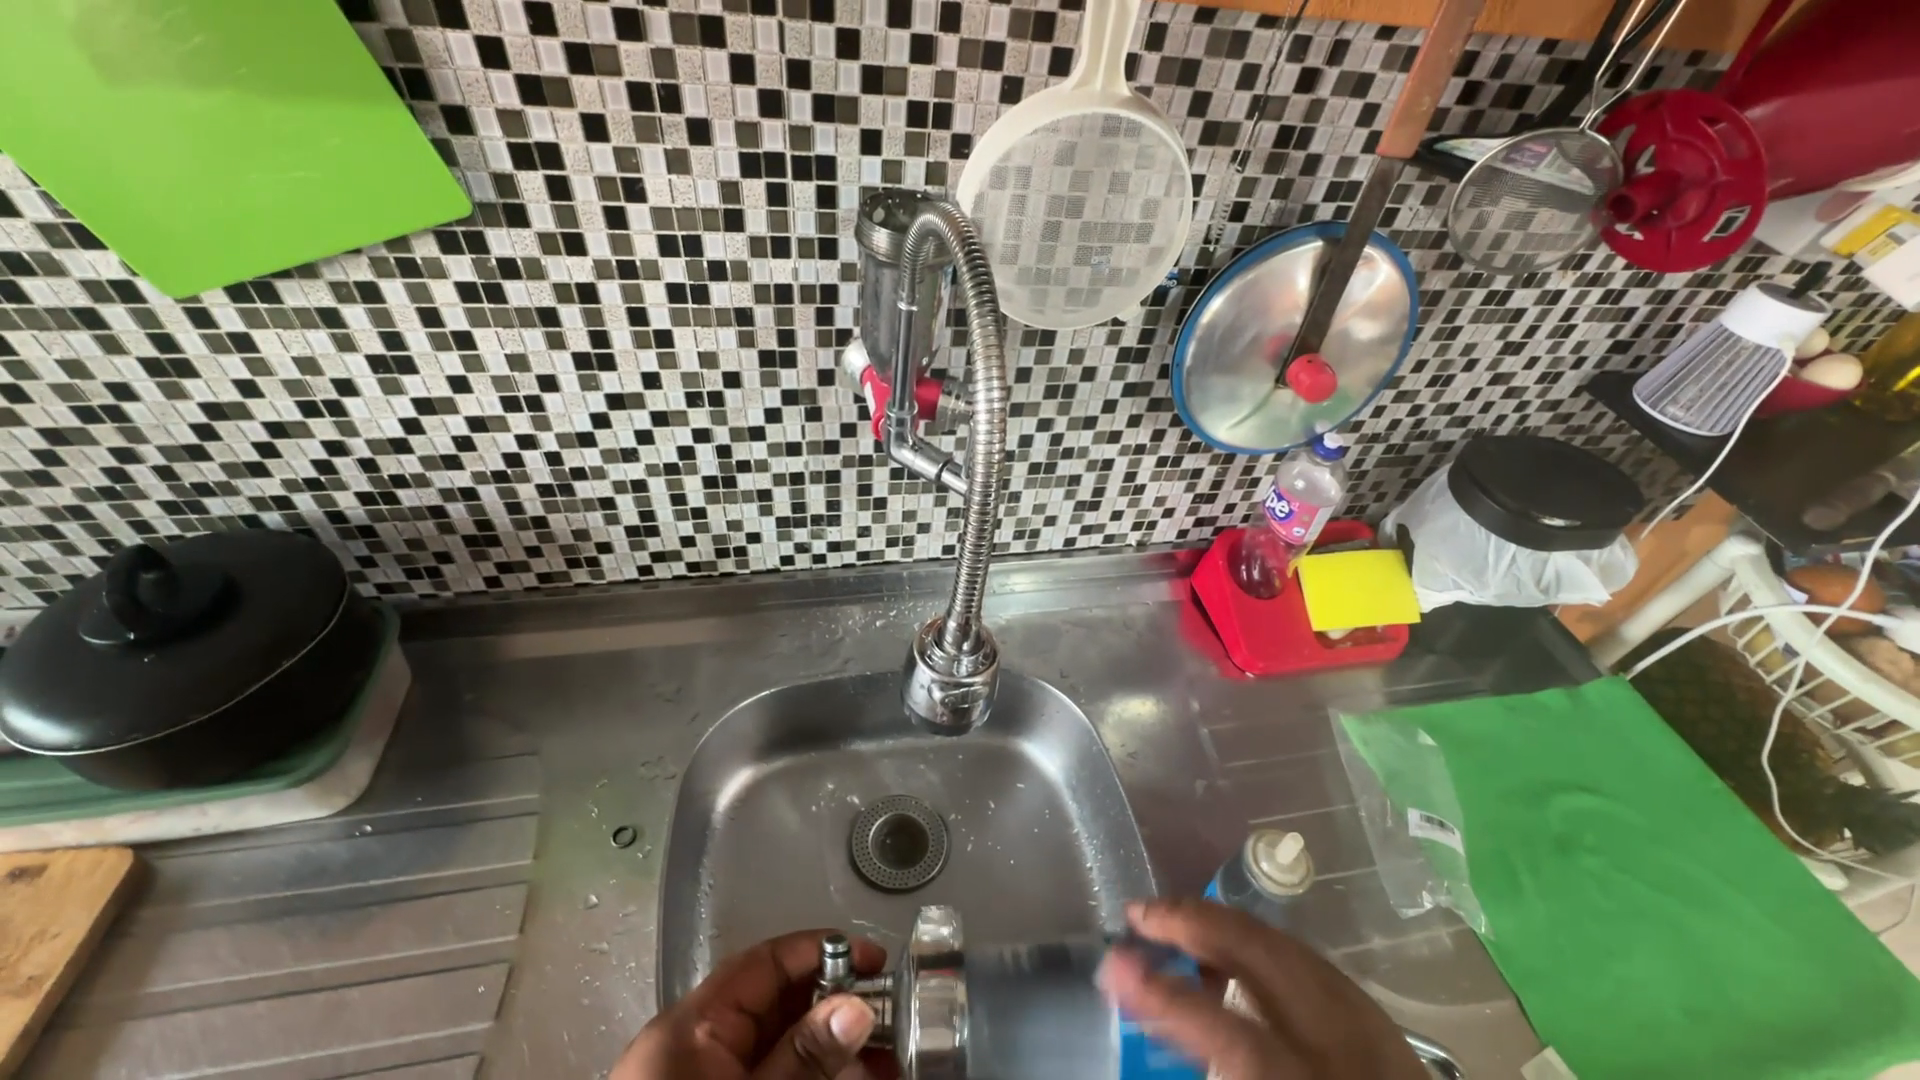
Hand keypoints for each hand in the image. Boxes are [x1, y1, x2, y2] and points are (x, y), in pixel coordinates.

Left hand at [612, 929, 887, 1079]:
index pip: (766, 961)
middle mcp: (695, 1041)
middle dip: (835, 1003)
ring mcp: (702, 1076)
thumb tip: (856, 1006)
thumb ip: (805, 1056)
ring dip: (830, 1046)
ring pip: (777, 1041)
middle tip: (891, 1018)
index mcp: (694, 1024)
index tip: (874, 962)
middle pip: (775, 1000)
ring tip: (885, 1060)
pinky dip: (806, 1073)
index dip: (822, 951)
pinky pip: (765, 1071)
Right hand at [1098, 899, 1427, 1079]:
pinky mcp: (1387, 1029)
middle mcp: (1350, 1052)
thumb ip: (1218, 1062)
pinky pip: (1312, 966)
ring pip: (1292, 950)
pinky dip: (1263, 949)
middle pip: (1268, 960)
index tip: (1114, 968)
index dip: (1168, 999)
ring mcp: (1377, 1035)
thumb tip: (1162, 1018)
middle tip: (1138, 915)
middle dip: (1196, 924)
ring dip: (1225, 928)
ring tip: (1174, 925)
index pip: (1235, 1037)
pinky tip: (1234, 956)